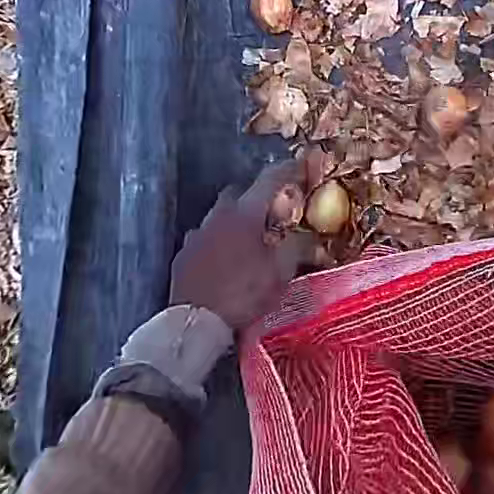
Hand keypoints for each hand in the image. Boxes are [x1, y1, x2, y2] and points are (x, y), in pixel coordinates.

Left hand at [169, 162, 313, 329]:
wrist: (193, 326)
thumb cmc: (244, 292)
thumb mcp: (282, 270)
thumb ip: (298, 245)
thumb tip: (312, 235)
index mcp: (246, 213)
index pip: (271, 178)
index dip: (289, 169)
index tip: (302, 166)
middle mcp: (219, 216)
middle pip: (239, 192)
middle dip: (256, 195)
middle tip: (273, 209)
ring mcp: (196, 235)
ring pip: (219, 214)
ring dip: (235, 219)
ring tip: (249, 236)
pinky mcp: (182, 256)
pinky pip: (204, 237)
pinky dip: (218, 240)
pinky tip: (226, 256)